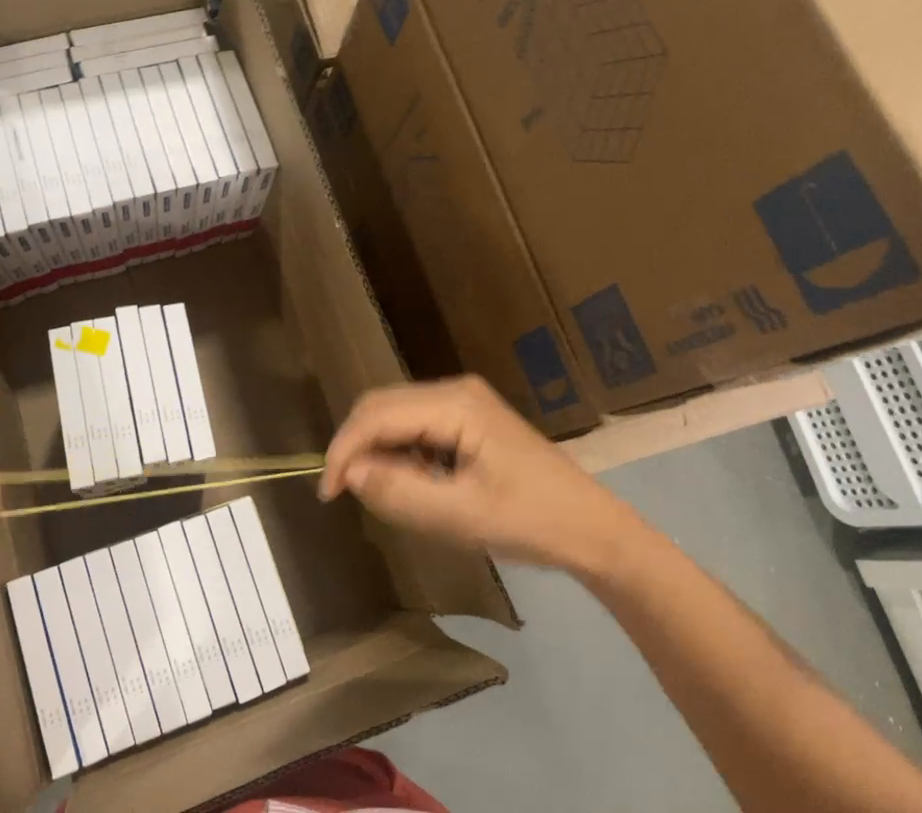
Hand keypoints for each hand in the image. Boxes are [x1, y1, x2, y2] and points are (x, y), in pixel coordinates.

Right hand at [319, 376, 641, 571]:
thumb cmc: (532, 522)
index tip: (328, 495)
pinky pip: (416, 428)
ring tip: (386, 496)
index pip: (377, 414)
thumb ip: (401, 493)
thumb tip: (351, 473)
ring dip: (379, 452)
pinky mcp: (469, 421)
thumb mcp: (461, 516)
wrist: (593, 530)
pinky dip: (401, 455)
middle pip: (381, 406)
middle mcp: (456, 391)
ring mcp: (465, 403)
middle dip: (356, 448)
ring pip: (396, 416)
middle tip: (346, 495)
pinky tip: (414, 486)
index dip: (345, 451)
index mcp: (456, 405)